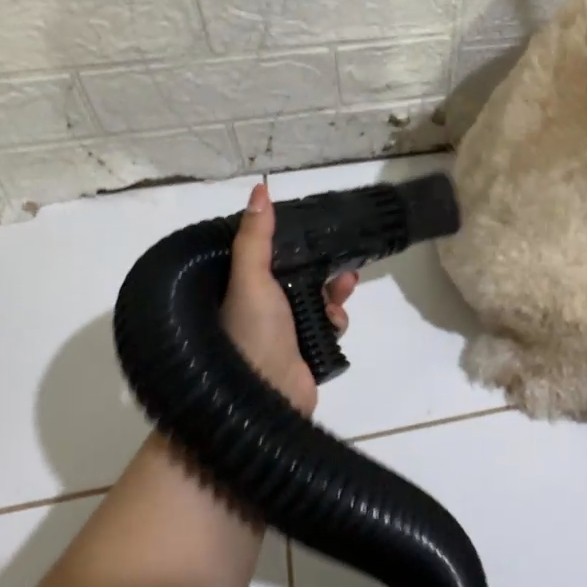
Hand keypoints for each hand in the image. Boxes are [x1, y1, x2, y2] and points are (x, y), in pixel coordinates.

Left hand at [221, 182, 356, 416]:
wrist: (265, 396)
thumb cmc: (253, 332)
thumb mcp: (249, 278)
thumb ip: (255, 237)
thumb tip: (259, 190)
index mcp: (242, 289)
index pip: (267, 255)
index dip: (288, 240)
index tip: (311, 226)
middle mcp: (261, 308)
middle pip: (297, 275)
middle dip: (320, 265)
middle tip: (340, 259)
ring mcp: (285, 332)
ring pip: (316, 299)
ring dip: (333, 291)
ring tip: (344, 288)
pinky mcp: (306, 351)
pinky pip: (327, 325)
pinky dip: (335, 319)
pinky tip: (337, 321)